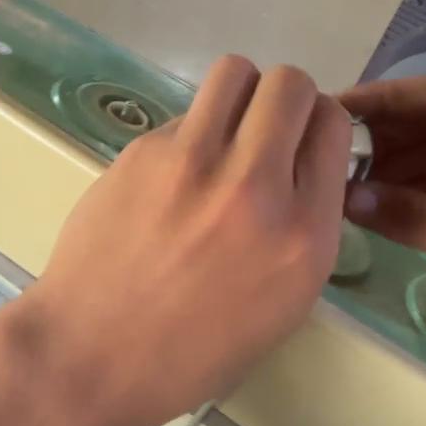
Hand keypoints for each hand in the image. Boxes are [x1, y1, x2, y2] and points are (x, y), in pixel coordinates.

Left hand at [24, 56, 352, 425]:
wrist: (93, 354)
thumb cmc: (195, 349)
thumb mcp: (284, 300)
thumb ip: (306, 222)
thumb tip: (301, 161)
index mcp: (304, 234)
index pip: (333, 126)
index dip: (318, 126)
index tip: (301, 142)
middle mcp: (256, 185)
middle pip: (290, 84)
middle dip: (286, 97)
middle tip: (265, 128)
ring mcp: (194, 160)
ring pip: (236, 71)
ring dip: (239, 93)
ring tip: (223, 130)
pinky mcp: (145, 148)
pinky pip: (186, 112)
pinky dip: (190, 130)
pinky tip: (171, 174)